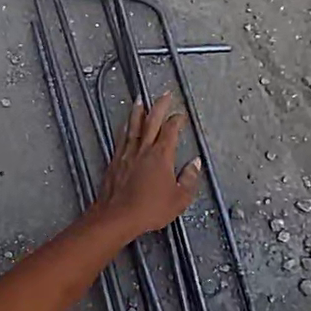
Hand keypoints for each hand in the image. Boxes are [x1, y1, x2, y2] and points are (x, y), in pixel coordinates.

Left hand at [94, 93, 200, 236]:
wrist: (117, 216)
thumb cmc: (149, 209)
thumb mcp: (178, 199)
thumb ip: (189, 179)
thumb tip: (195, 164)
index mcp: (161, 156)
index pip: (170, 131)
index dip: (177, 120)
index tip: (181, 115)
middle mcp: (143, 150)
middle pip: (152, 121)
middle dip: (159, 106)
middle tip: (164, 94)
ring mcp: (127, 154)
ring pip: (133, 126)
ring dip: (138, 112)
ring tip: (140, 100)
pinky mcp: (115, 161)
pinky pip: (121, 138)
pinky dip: (125, 128)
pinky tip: (125, 125)